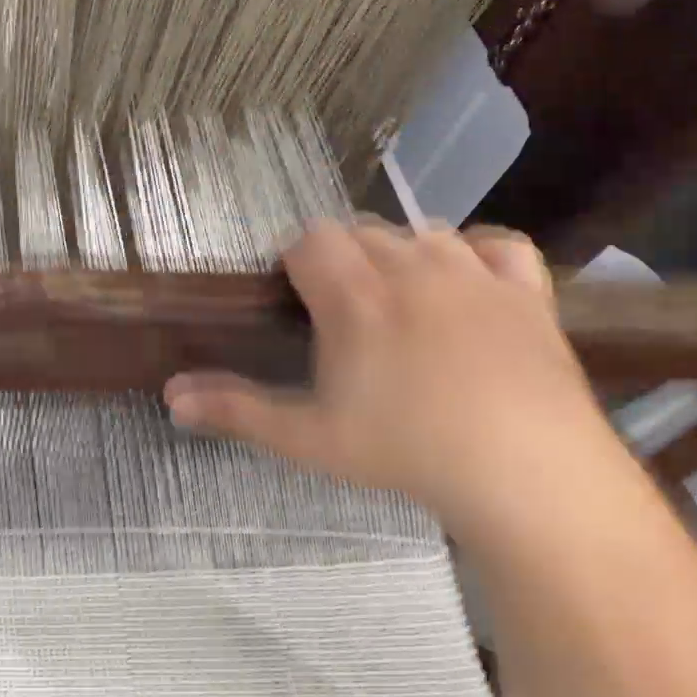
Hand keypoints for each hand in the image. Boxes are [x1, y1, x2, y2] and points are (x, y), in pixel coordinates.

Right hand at [163, 221, 634, 542]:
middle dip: (339, 258)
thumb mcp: (304, 438)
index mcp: (354, 298)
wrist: (522, 465)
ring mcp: (475, 274)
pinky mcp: (526, 290)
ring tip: (388, 299)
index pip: (311, 239)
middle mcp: (413, 268)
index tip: (287, 296)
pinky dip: (470, 252)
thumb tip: (170, 396)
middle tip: (330, 310)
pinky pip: (495, 244)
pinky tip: (460, 279)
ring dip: (397, 253)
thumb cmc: (400, 450)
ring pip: (424, 232)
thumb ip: (235, 410)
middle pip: (364, 231)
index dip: (292, 259)